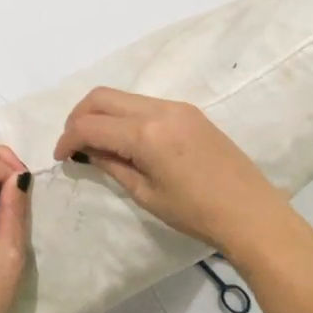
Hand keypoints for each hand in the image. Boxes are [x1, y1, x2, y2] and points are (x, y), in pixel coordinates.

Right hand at [52, 87, 307, 264]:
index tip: (60, 157)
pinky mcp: (189, 112)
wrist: (252, 214)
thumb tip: (87, 150)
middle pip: (102, 97)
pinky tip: (124, 140)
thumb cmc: (196, 213)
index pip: (90, 125)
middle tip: (72, 143)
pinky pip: (144, 104)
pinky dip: (124, 115)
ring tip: (96, 143)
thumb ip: (111, 165)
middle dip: (79, 116)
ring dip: (101, 113)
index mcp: (145, 134)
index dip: (68, 139)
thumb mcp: (145, 194)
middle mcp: (159, 110)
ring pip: (122, 97)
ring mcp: (176, 107)